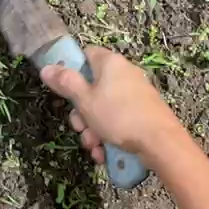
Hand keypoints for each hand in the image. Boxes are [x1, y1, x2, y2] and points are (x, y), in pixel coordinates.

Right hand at [39, 47, 187, 169]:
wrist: (161, 142)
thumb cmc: (119, 116)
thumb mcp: (85, 100)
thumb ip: (66, 83)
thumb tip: (46, 68)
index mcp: (110, 62)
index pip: (85, 55)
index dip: (71, 71)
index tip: (64, 91)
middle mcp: (124, 73)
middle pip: (92, 86)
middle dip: (82, 112)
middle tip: (80, 128)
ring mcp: (135, 93)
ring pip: (103, 107)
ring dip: (93, 129)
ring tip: (94, 147)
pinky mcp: (143, 111)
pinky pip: (118, 119)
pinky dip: (109, 134)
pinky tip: (105, 153)